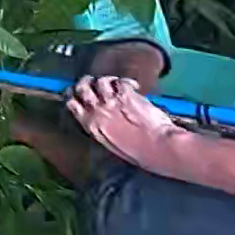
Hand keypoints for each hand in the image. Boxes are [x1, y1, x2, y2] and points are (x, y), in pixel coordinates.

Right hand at [66, 75, 185, 168]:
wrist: (163, 150)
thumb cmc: (140, 154)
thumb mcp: (111, 143)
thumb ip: (100, 128)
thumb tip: (98, 119)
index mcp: (90, 124)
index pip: (71, 103)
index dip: (72, 95)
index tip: (77, 93)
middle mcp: (96, 110)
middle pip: (81, 88)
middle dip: (85, 83)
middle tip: (91, 82)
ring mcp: (111, 101)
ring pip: (99, 81)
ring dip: (105, 80)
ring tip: (114, 82)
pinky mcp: (128, 96)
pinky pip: (120, 82)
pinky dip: (125, 81)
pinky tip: (133, 85)